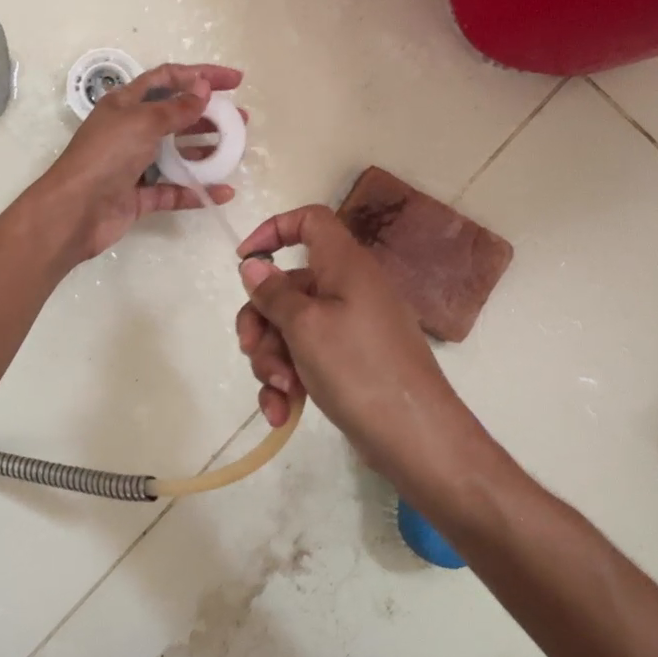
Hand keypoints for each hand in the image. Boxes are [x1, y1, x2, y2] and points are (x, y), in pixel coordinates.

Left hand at [28, 63, 244, 261]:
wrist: (74, 211)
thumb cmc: (105, 156)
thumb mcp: (142, 122)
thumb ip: (176, 108)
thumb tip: (202, 89)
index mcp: (124, 104)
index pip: (167, 79)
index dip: (200, 75)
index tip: (235, 80)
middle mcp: (129, 131)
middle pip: (175, 116)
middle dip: (208, 115)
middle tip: (240, 119)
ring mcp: (133, 165)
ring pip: (176, 155)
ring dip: (206, 152)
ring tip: (237, 151)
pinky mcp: (138, 197)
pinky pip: (172, 191)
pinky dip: (196, 191)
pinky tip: (222, 192)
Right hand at [234, 205, 489, 487]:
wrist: (413, 434)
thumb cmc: (359, 368)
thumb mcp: (305, 327)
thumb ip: (274, 294)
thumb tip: (253, 265)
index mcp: (344, 267)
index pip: (310, 221)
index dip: (274, 230)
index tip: (244, 260)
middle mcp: (347, 291)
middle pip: (287, 288)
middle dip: (260, 322)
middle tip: (250, 351)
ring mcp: (349, 329)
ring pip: (290, 330)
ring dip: (272, 361)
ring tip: (278, 392)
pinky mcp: (348, 363)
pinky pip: (305, 360)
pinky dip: (289, 383)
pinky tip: (281, 412)